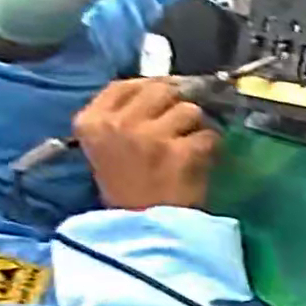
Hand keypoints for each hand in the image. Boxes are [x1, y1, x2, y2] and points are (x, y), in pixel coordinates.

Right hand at [73, 79, 220, 209]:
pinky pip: (210, 136)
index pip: (125, 84)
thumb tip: (161, 91)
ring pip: (190, 111)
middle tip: (187, 122)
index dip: (155, 85)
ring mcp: (151, 136)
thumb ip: (123, 116)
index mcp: (91, 119)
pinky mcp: (183, 151)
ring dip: (198, 126)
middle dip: (180, 103)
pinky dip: (213, 146)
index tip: (172, 91)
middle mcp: (118, 123)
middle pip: (161, 91)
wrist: (142, 220)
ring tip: (192, 144)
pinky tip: (204, 158)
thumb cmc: (128, 185)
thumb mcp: (106, 145)